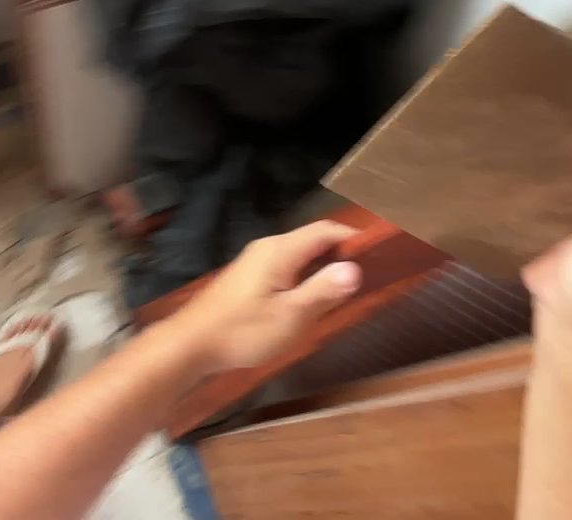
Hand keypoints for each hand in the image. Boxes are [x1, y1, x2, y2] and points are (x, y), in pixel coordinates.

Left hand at [162, 220, 364, 373]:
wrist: (194, 342)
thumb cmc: (244, 330)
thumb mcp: (291, 316)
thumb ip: (322, 290)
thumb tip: (354, 267)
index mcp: (281, 250)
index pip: (325, 231)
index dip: (352, 238)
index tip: (378, 253)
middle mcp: (269, 247)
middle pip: (312, 240)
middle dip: (340, 253)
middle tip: (368, 275)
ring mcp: (257, 260)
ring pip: (299, 255)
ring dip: (323, 267)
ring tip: (346, 290)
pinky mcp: (250, 276)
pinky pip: (287, 266)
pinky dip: (306, 276)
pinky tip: (312, 299)